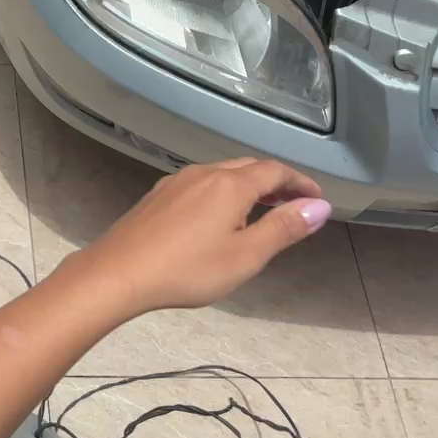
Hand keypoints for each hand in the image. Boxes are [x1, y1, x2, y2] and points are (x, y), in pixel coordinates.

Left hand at [61, 158, 329, 319]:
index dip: (299, 181)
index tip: (318, 199)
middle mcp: (201, 173)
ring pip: (220, 173)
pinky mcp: (157, 195)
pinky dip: (222, 192)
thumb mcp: (246, 255)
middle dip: (275, 182)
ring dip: (247, 185)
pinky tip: (220, 216)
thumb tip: (318, 205)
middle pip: (246, 167)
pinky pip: (199, 183)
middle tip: (295, 204)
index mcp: (228, 184)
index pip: (273, 170)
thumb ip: (283, 227)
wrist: (120, 270)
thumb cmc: (189, 268)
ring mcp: (175, 182)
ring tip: (263, 210)